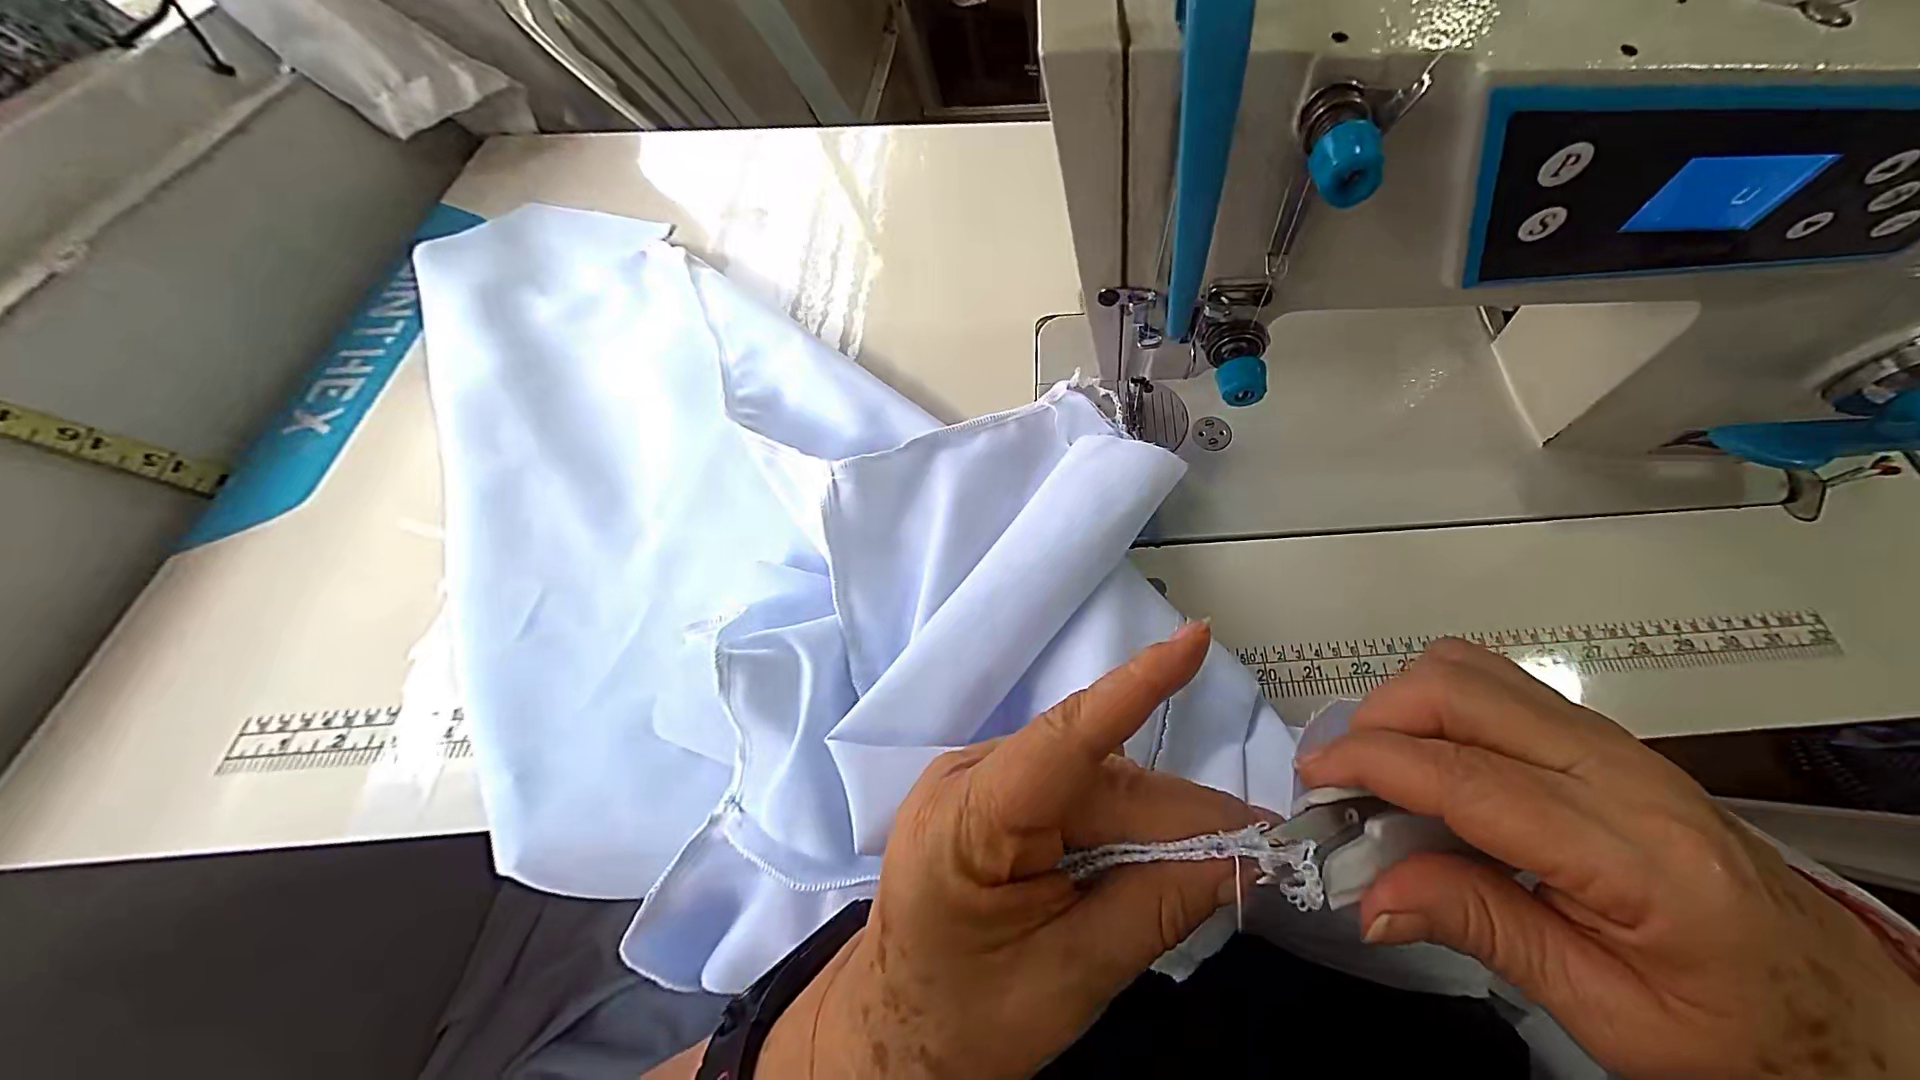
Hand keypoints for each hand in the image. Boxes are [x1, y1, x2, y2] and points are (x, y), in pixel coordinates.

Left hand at [759, 620, 1257, 1078]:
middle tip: (1265, 851)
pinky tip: (1157, 853)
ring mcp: (978, 777)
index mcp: (970, 819)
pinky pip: (1074, 791)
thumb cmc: (966, 1017)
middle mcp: (971, 775)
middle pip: (1100, 774)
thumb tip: (1239, 858)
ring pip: (1095, 780)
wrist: (894, 1028)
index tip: (1195, 641)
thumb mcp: (1069, 976)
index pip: (1064, 739)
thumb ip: (1154, 907)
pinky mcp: (993, 791)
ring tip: (1219, 860)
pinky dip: (1123, 822)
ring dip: (1158, 820)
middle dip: (1183, 813)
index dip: (1135, 688)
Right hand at [1296, 638, 1919, 1079]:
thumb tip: (1371, 896)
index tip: (1313, 779)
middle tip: (1345, 780)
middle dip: (1376, 720)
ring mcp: (1615, 744)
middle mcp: (1626, 774)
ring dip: (1402, 704)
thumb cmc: (1740, 1035)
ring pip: (1470, 669)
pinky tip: (1430, 755)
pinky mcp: (1601, 736)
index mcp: (1637, 858)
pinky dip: (1435, 701)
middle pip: (1460, 691)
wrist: (1854, 1017)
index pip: (1468, 776)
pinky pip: (1492, 680)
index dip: (1372, 764)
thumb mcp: (1607, 1015)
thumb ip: (1480, 929)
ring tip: (1383, 766)